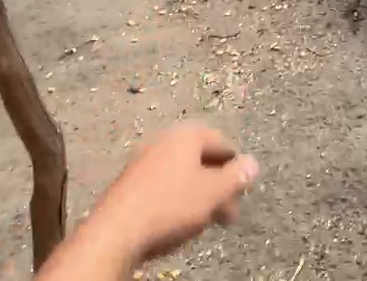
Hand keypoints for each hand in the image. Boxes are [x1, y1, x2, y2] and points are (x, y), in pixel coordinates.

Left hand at [102, 121, 260, 262]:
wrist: (114, 233)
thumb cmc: (170, 206)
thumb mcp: (212, 193)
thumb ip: (236, 177)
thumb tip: (253, 163)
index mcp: (187, 134)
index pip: (222, 143)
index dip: (236, 166)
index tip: (243, 190)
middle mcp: (164, 138)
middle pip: (201, 158)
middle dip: (217, 184)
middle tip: (228, 212)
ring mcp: (143, 159)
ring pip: (181, 173)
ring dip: (197, 193)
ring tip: (204, 219)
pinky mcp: (128, 181)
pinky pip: (162, 184)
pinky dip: (175, 197)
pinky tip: (177, 219)